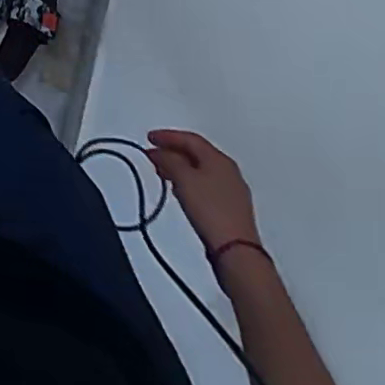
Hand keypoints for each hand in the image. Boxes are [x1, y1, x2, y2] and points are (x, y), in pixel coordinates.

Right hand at [147, 129, 260, 250]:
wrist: (235, 249)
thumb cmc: (210, 209)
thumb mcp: (182, 178)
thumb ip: (168, 159)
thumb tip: (160, 152)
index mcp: (219, 160)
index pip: (191, 139)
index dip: (168, 136)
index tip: (150, 137)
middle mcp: (229, 172)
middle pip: (197, 153)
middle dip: (172, 151)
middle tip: (153, 153)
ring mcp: (232, 190)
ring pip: (200, 169)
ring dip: (179, 166)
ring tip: (161, 171)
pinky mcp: (230, 207)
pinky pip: (205, 184)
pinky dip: (188, 180)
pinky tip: (178, 188)